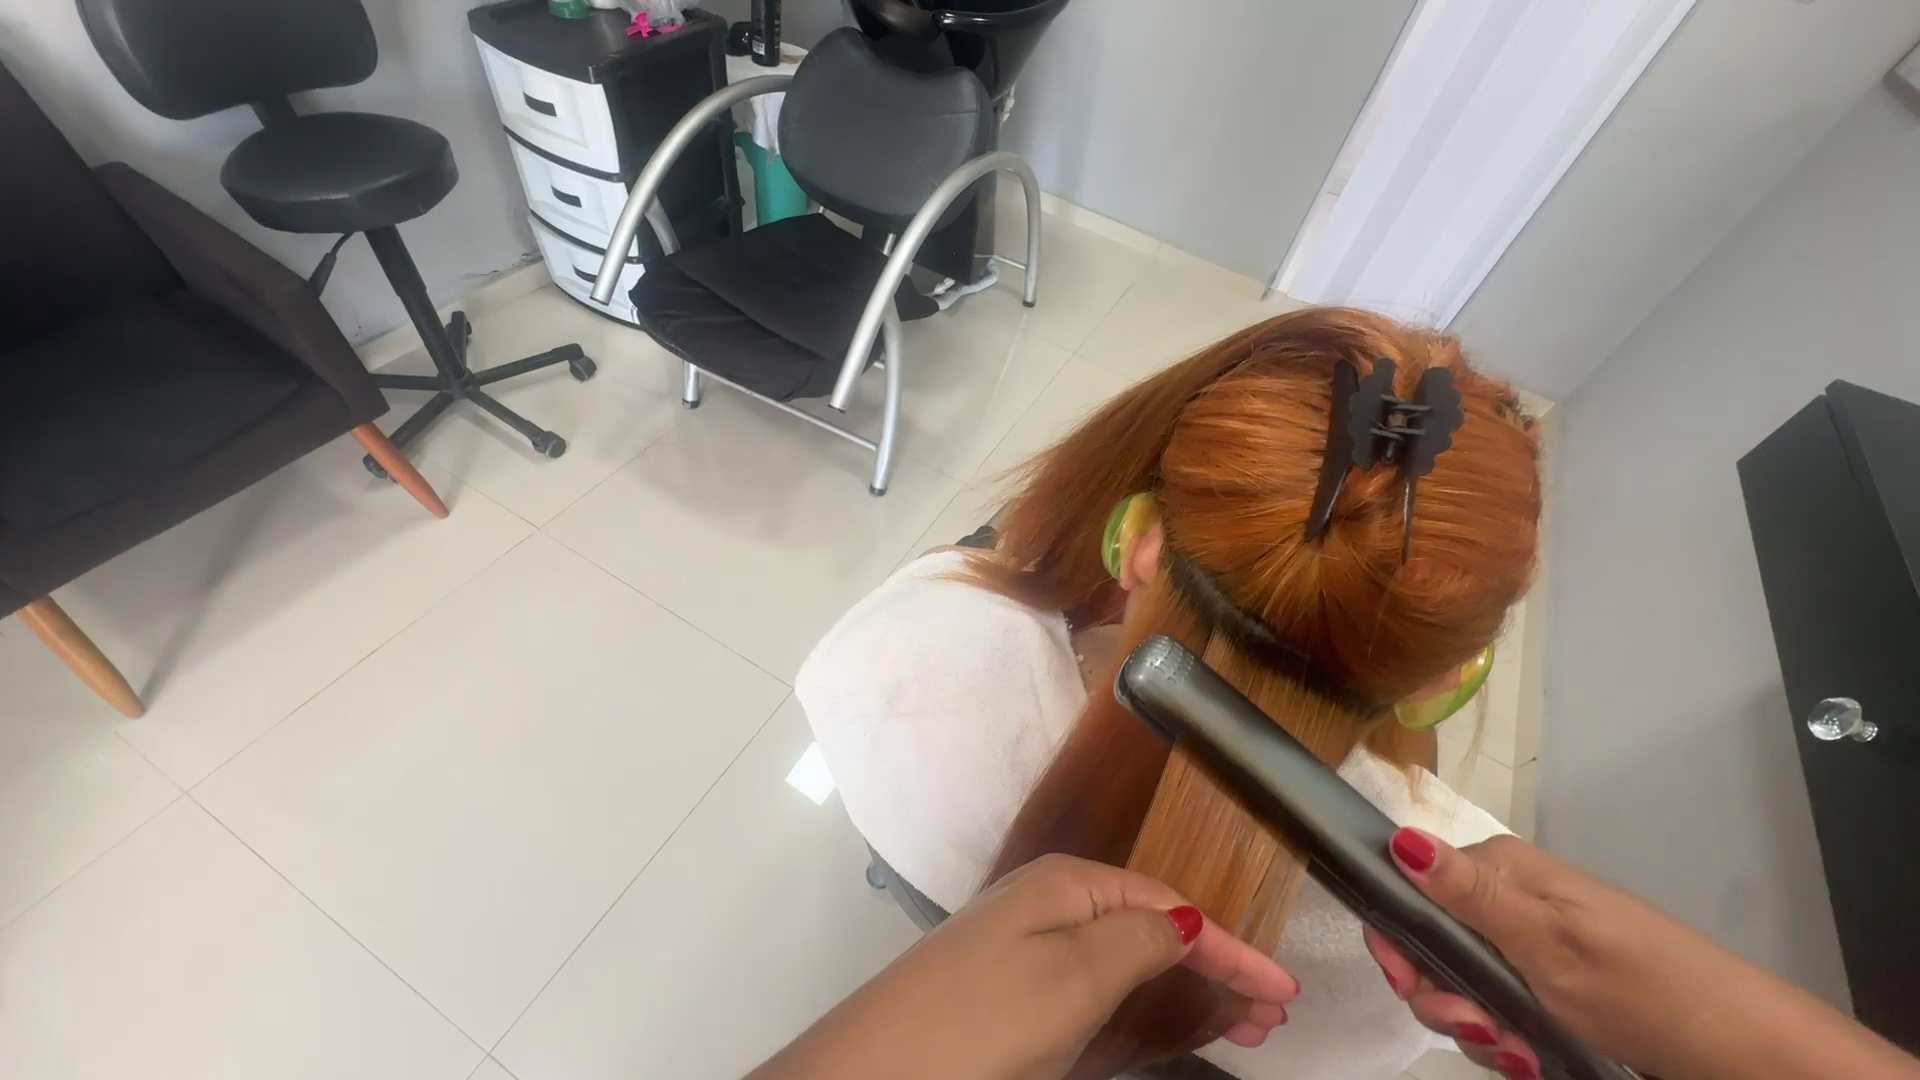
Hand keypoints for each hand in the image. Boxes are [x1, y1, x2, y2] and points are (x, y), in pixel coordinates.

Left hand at [750, 853, 1298, 1079]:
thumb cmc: (981, 1019)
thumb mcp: (1072, 975)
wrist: (876, 1072)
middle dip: (1211, 966)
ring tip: (1238, 1024)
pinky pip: (1095, 995)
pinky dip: (1138, 1009)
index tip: (1283, 990)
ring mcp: (1030, 952)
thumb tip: (1185, 921)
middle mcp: (1047, 906)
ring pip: (1125, 964)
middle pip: (1149, 929)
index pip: (1166, 904)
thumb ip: (1136, 940)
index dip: (1227, 945)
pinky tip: (1164, 1025)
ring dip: (1182, 989)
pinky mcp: (1017, 997)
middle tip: (1269, 1014)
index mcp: (1064, 885)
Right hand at [1365, 829, 1919, 1079]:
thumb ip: (1470, 893)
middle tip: (1479, 1029)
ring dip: (1471, 1025)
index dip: (1395, 936)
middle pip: (1425, 942)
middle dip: (1438, 994)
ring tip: (1518, 1054)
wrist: (1747, 1052)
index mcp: (1497, 872)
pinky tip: (1529, 1057)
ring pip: (1454, 983)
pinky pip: (1489, 1008)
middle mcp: (1501, 900)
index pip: (1407, 886)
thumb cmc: (1643, 986)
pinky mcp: (1541, 986)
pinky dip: (1499, 1038)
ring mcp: (1522, 945)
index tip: (1409, 983)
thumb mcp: (1549, 941)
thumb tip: (1400, 836)